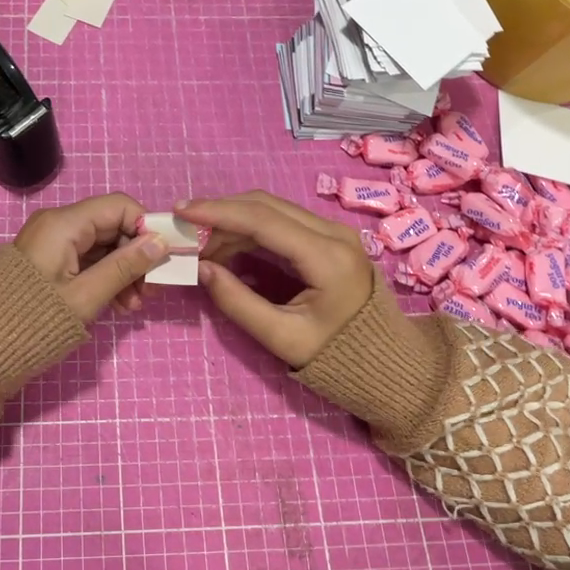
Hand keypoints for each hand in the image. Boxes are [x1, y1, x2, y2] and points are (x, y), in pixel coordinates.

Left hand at [14, 193, 166, 322]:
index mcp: (63, 224)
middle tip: (150, 292)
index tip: (163, 259)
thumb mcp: (86, 297)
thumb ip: (125, 267)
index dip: (145, 228)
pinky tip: (118, 305)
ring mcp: (51, 243)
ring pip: (101, 245)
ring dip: (123, 271)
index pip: (119, 206)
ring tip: (134, 306)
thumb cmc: (36, 322)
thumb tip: (161, 242)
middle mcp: (56, 224)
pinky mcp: (48, 262)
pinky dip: (104, 277)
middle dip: (136, 255)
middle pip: (111, 226)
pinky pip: (86, 260)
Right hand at [179, 191, 374, 367]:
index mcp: (326, 257)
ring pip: (272, 209)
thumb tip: (202, 270)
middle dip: (220, 212)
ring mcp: (333, 231)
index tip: (181, 211)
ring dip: (233, 220)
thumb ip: (239, 303)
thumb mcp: (283, 338)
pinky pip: (281, 221)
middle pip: (265, 205)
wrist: (388, 363)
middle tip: (183, 228)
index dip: (218, 212)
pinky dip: (249, 228)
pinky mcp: (328, 237)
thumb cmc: (337, 357)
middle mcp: (333, 233)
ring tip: (201, 245)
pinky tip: (226, 246)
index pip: (262, 219)